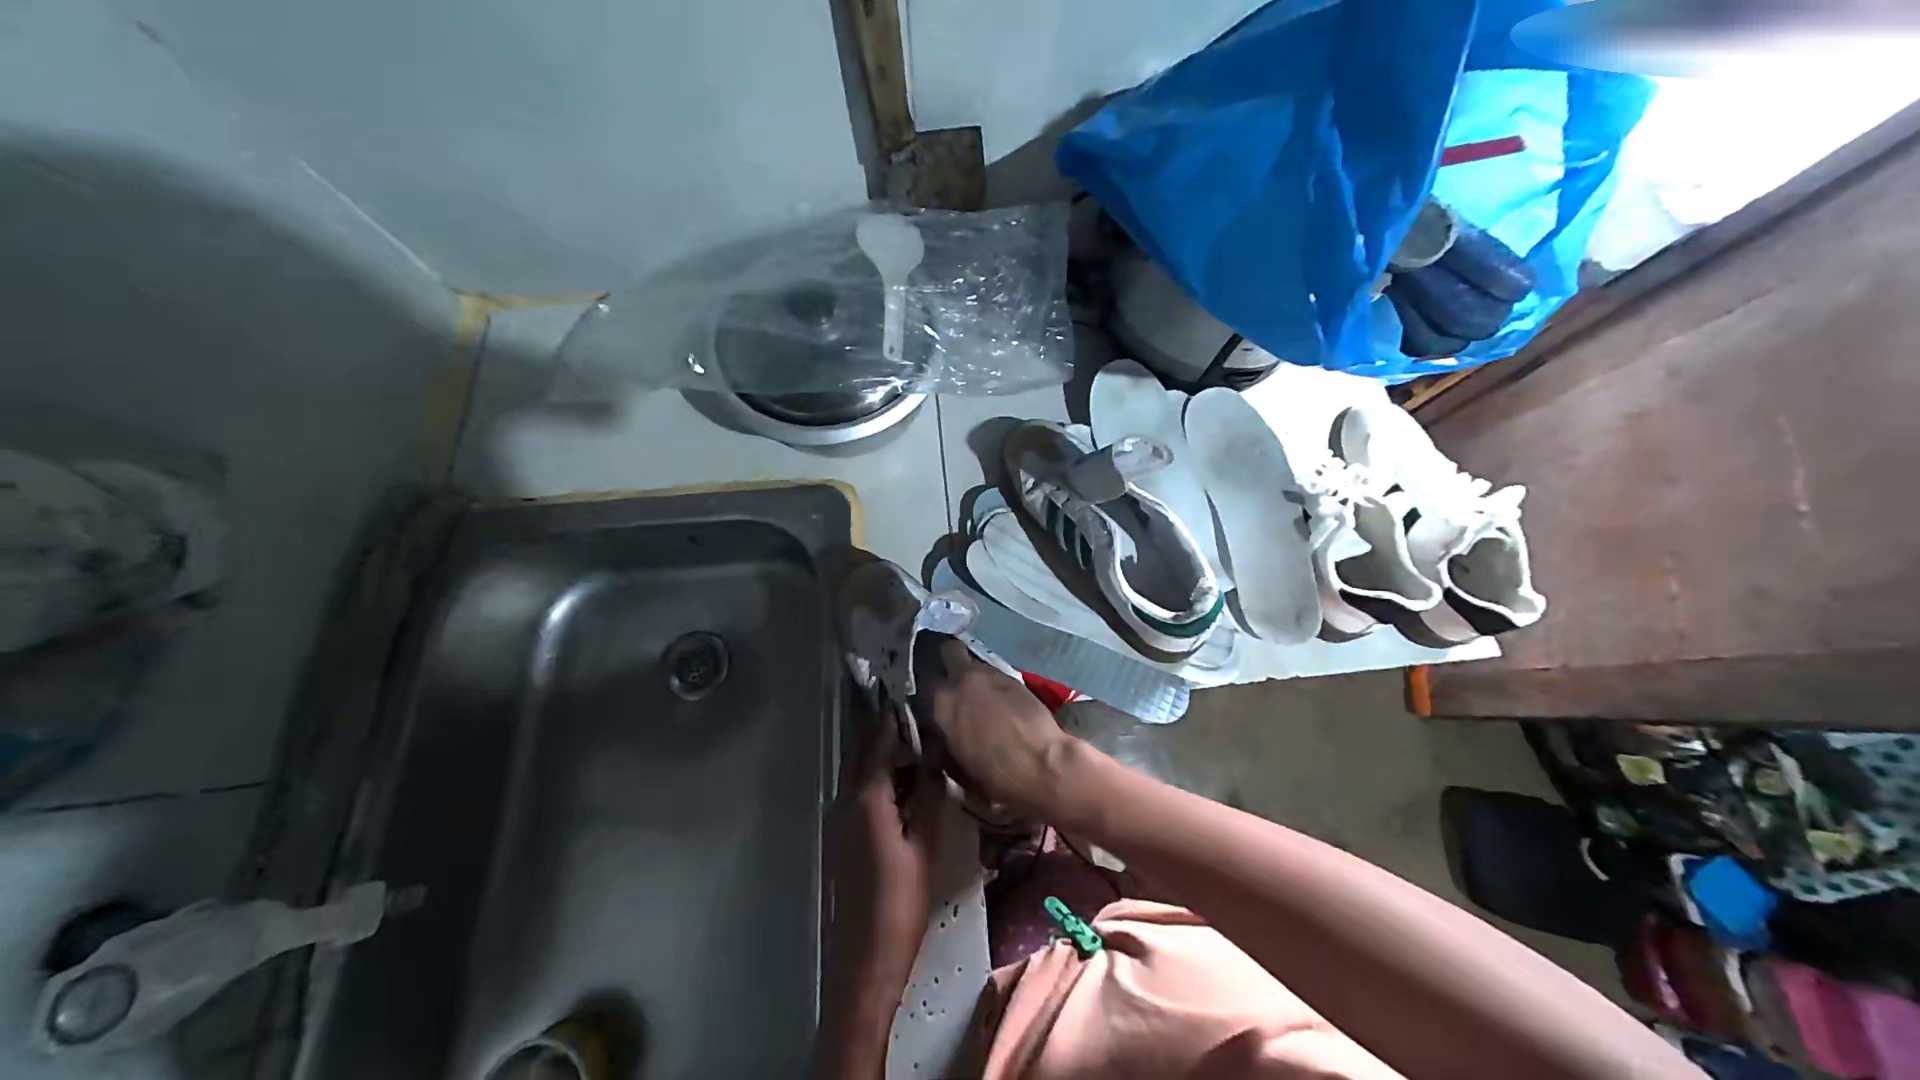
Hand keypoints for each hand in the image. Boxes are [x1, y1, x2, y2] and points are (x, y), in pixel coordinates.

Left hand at [825, 704, 940, 982]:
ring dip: (889, 758)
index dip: (894, 718)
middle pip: (865, 754)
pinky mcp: (846, 837)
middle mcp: (847, 801)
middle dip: (889, 732)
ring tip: (924, 749)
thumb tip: (935, 751)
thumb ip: (928, 793)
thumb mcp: (924, 843)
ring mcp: (842, 820)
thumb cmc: (899, 901)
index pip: (878, 743)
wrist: (866, 957)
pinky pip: (865, 794)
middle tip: (922, 718)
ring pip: (865, 774)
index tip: (912, 695)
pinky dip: (885, 781)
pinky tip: (910, 788)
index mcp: (866, 798)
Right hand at [923, 639, 1074, 817]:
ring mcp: (990, 674)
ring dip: (974, 675)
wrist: (1040, 764)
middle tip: (954, 681)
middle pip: (949, 652)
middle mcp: (961, 679)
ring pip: (975, 662)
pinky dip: (994, 684)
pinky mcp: (1016, 677)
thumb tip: (940, 732)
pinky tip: (1000, 701)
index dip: (928, 690)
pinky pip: (996, 674)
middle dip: (949, 661)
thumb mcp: (954, 763)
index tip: (932, 699)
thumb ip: (943, 738)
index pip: (923, 682)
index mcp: (940, 702)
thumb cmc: (993, 775)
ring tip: (980, 694)